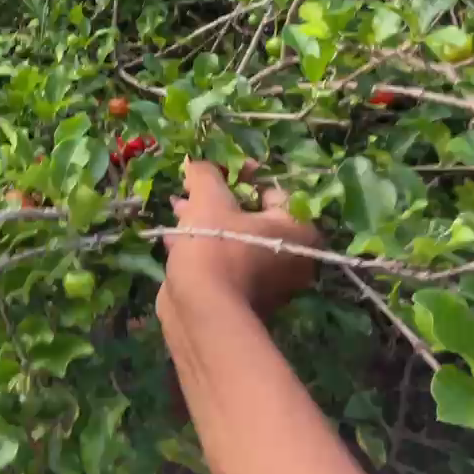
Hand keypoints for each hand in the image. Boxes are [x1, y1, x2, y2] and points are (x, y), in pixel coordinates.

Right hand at [158, 160, 322, 317]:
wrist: (203, 310)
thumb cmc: (216, 247)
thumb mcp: (209, 200)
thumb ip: (205, 175)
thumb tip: (197, 163)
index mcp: (298, 231)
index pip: (273, 190)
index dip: (240, 175)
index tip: (212, 170)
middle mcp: (293, 256)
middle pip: (252, 215)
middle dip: (218, 200)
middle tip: (191, 190)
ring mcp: (269, 279)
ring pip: (235, 238)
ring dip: (206, 222)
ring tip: (177, 209)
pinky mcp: (243, 294)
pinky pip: (225, 260)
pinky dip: (204, 246)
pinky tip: (175, 237)